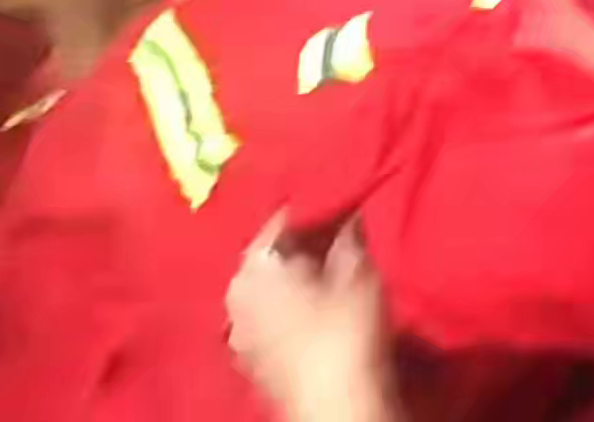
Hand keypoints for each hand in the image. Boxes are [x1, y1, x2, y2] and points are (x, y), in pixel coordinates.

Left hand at [226, 215, 397, 421]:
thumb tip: (346, 212)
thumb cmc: (346, 327)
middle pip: (265, 255)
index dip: (310, 205)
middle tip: (336, 222)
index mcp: (255, 272)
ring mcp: (238, 334)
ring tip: (328, 256)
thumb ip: (348, 235)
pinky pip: (266, 310)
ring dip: (292, 268)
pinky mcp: (251, 358)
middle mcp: (235, 300)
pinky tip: (314, 294)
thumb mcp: (358, 269)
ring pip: (264, 284)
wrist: (335, 404)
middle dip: (298, 238)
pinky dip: (287, 295)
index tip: (338, 193)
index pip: (276, 224)